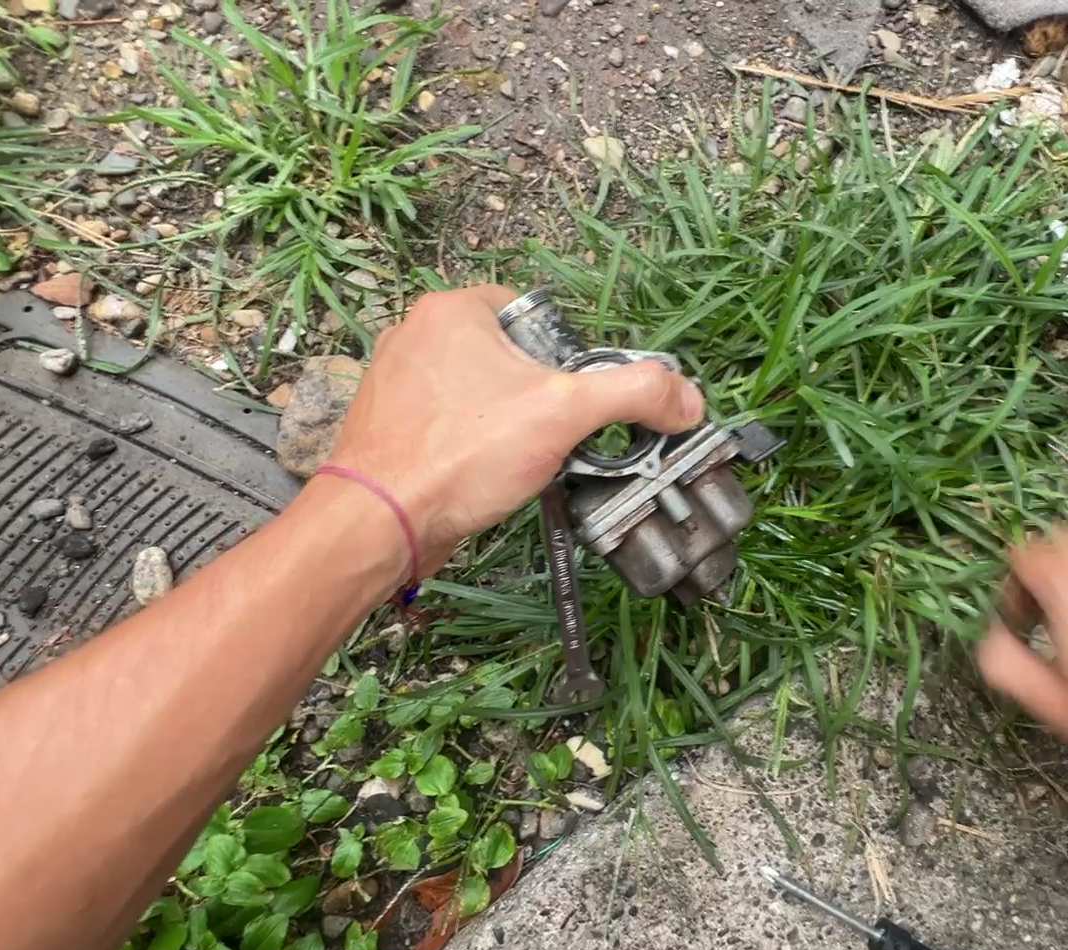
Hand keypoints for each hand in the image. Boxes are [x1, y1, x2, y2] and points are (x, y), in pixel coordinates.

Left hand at [323, 285, 703, 573]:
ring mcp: (400, 381)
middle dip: (542, 399)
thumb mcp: (564, 414)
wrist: (379, 522)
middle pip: (514, 358)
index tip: (575, 399)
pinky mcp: (393, 424)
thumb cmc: (460, 454)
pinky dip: (478, 446)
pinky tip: (485, 474)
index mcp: (455, 309)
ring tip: (520, 459)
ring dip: (512, 425)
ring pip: (485, 394)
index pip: (538, 316)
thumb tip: (688, 398)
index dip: (568, 360)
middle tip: (555, 435)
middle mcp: (419, 334)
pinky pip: (456, 423)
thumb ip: (632, 394)